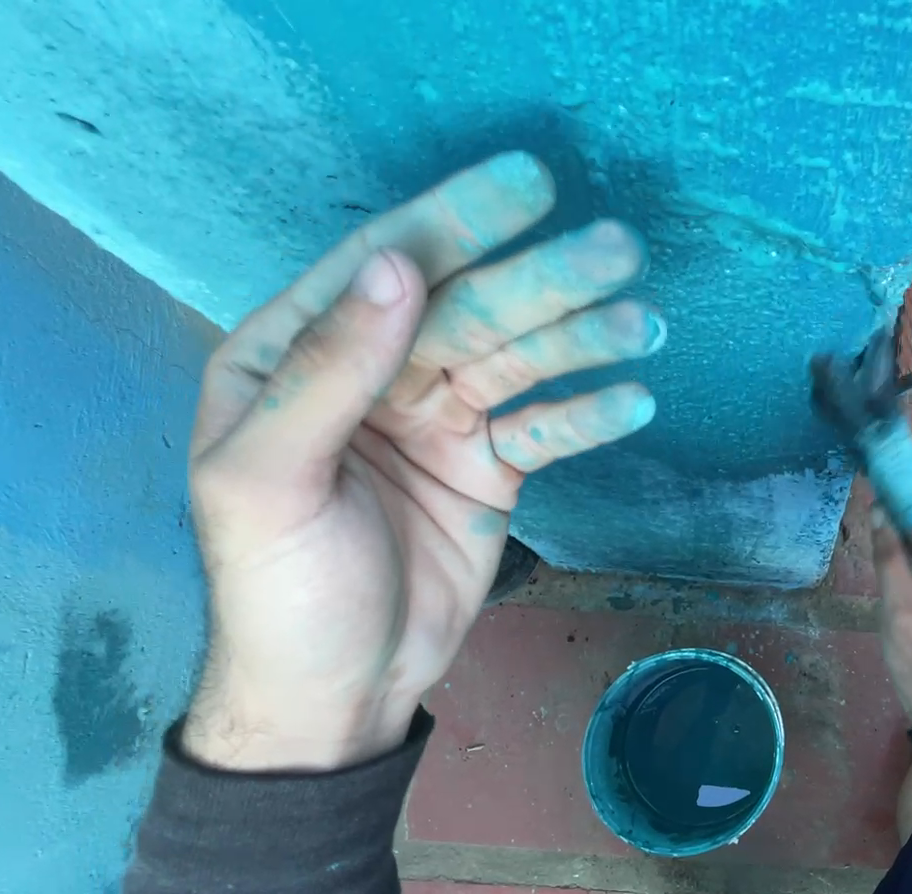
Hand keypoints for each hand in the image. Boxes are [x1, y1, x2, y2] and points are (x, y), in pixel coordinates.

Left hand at [184, 152, 663, 771]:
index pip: (385, 270)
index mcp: (298, 358)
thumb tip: (395, 268)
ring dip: (584, 343)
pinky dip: (587, 417)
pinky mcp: (493, 470)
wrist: (341, 689)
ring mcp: (443, 422)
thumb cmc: (278, 591)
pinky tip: (635, 400)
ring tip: (646, 324)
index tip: (528, 186)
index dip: (455, 224)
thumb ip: (325, 374)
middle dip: (545, 279)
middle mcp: (379, 376)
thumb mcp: (265, 481)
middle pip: (473, 312)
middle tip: (620, 248)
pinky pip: (546, 431)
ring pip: (521, 366)